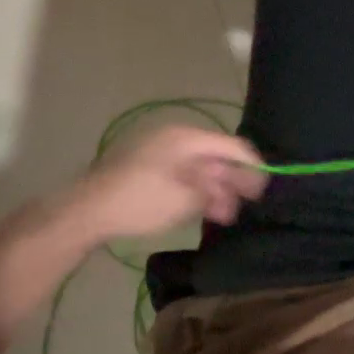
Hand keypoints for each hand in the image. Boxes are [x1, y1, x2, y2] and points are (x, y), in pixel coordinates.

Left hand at [72, 126, 266, 239]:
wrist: (87, 211)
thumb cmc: (141, 200)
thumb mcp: (186, 198)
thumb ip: (218, 190)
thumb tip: (237, 188)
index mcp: (186, 138)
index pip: (232, 146)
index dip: (252, 166)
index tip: (266, 188)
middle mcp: (176, 139)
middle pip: (217, 156)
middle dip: (233, 181)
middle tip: (248, 206)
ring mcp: (160, 153)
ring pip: (200, 168)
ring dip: (216, 189)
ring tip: (226, 215)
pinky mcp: (149, 168)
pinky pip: (183, 175)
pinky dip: (197, 190)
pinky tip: (204, 210)